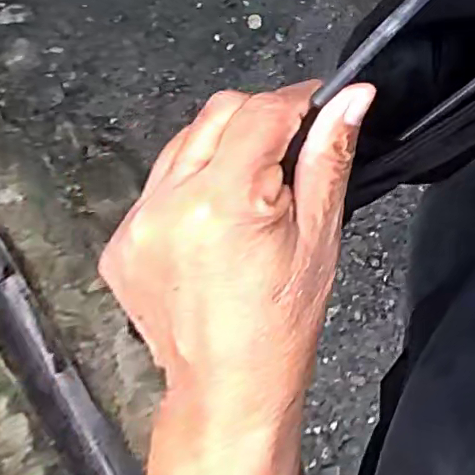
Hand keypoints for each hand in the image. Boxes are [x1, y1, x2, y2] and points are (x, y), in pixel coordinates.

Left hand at [100, 80, 373, 474]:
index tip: (328, 101)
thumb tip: (354, 98)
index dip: (303, 96)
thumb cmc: (284, 310)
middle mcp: (167, 206)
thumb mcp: (323, 226)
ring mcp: (135, 223)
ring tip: (267, 172)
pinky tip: (231, 199)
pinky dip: (204, 167)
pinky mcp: (121, 239)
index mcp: (223, 203)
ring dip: (234, 136)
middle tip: (304, 137)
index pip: (263, 111)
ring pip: (190, 136)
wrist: (228, 378)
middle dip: (269, 111)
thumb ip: (331, 153)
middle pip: (221, 111)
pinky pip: (165, 174)